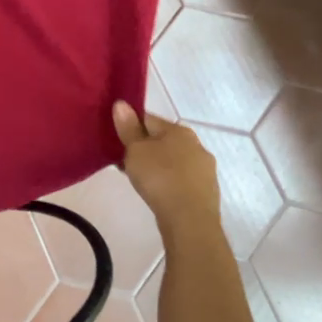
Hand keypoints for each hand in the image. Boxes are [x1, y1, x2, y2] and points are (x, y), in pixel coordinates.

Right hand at [113, 101, 220, 236]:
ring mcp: (204, 168)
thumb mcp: (135, 150)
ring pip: (170, 158)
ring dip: (154, 163)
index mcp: (179, 131)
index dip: (128, 127)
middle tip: (123, 160)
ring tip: (137, 176)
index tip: (116, 140)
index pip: (147, 119)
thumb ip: (128, 127)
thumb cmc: (159, 177)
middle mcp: (196, 145)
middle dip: (142, 146)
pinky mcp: (205, 188)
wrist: (189, 219)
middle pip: (160, 139)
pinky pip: (179, 176)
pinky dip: (165, 178)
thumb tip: (121, 103)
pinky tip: (155, 189)